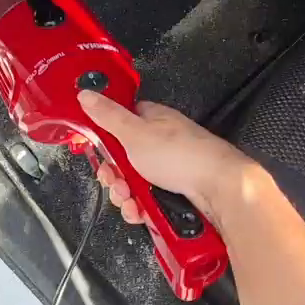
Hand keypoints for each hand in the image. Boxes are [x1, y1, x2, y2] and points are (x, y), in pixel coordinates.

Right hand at [76, 91, 254, 224]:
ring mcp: (164, 168)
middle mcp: (156, 143)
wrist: (218, 188)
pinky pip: (143, 199)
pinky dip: (138, 207)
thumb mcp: (135, 132)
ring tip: (131, 200)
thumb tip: (86, 94)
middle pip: (119, 160)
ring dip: (124, 196)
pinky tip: (140, 211)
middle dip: (113, 177)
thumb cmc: (182, 154)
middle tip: (117, 182)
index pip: (115, 125)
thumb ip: (108, 115)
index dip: (102, 141)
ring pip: (129, 183)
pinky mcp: (169, 191)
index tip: (97, 154)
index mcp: (149, 121)